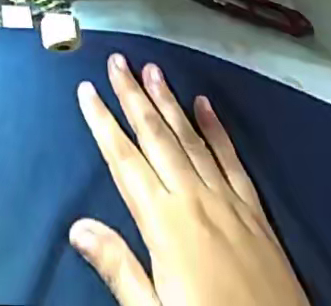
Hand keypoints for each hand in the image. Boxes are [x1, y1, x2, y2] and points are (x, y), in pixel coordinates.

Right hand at [71, 53, 311, 305]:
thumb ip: (119, 267)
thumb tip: (78, 227)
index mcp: (165, 223)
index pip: (124, 160)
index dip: (103, 123)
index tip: (87, 92)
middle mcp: (195, 198)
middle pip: (155, 136)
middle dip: (133, 96)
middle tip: (118, 62)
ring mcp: (227, 198)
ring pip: (190, 137)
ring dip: (168, 101)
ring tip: (151, 70)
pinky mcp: (252, 208)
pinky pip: (230, 157)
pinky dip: (215, 128)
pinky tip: (204, 103)